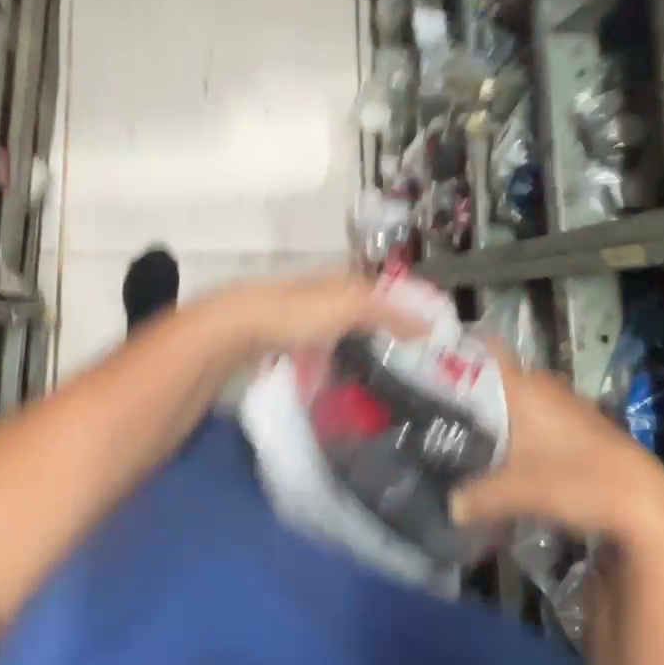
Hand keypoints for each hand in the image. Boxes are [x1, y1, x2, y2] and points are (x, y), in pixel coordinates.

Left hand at [192, 273, 429, 367]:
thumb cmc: (295, 313)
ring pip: (328, 333)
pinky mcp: (275, 341)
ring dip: (344, 351)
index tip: (424, 330)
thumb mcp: (349, 307)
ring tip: (365, 380)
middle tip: (399, 359)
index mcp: (336, 280)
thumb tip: (428, 323)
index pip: (377, 289)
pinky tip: (322, 384)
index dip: (400, 305)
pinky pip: (307, 354)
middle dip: (373, 331)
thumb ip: (387, 312)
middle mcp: (315, 293)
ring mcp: (293, 316)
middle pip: (352, 311)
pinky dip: (319, 366)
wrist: (235, 327)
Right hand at [451, 355, 663, 544]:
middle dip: (471, 391)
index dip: (458, 350)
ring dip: (500, 416)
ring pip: (522, 401)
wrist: (646, 505)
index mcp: (525, 386)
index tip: (429, 363)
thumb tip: (451, 506)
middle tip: (439, 410)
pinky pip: (541, 420)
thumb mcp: (517, 493)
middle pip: (499, 378)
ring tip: (468, 436)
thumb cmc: (577, 482)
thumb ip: (478, 497)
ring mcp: (569, 407)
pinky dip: (523, 433)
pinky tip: (511, 459)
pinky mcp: (585, 429)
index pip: (486, 349)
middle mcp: (545, 386)